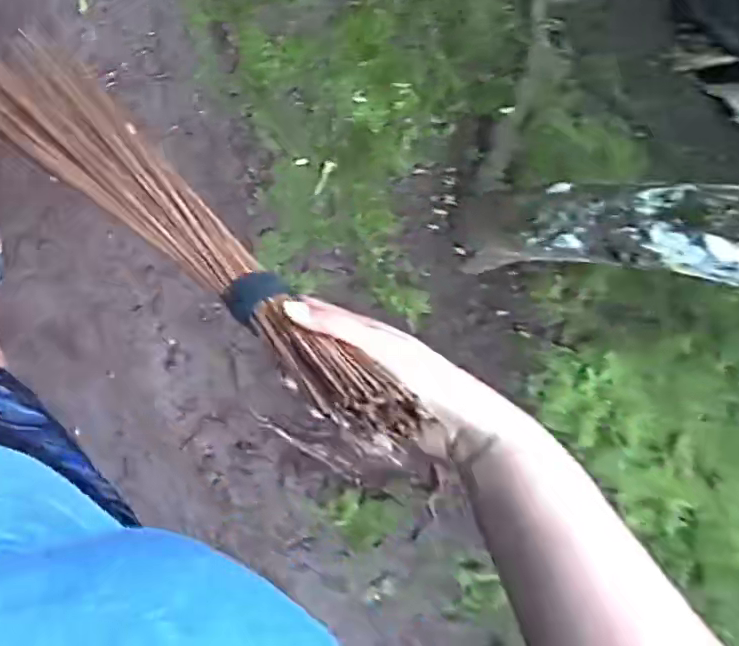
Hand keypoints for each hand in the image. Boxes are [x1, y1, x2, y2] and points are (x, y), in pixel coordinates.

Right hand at [281, 297, 541, 461]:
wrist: (473, 432)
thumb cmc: (427, 379)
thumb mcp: (380, 345)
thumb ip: (336, 326)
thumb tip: (287, 306)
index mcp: (370, 329)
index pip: (322, 311)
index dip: (295, 308)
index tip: (265, 312)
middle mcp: (367, 350)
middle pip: (319, 340)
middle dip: (295, 344)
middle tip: (271, 352)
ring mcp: (369, 379)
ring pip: (324, 369)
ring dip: (305, 373)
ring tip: (287, 380)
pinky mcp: (372, 407)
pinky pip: (335, 395)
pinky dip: (320, 395)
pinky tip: (308, 399)